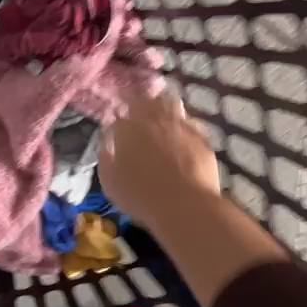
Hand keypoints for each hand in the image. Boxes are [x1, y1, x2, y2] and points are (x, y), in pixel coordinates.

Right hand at [100, 91, 221, 228]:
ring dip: (163, 109)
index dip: (119, 120)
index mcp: (128, 128)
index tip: (118, 129)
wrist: (186, 205)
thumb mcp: (110, 184)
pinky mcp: (200, 135)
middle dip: (140, 106)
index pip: (120, 114)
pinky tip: (183, 139)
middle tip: (139, 118)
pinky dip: (183, 126)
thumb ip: (105, 160)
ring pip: (170, 104)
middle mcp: (154, 118)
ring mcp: (180, 124)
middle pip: (145, 100)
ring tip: (162, 121)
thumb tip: (107, 146)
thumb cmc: (142, 198)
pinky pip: (189, 123)